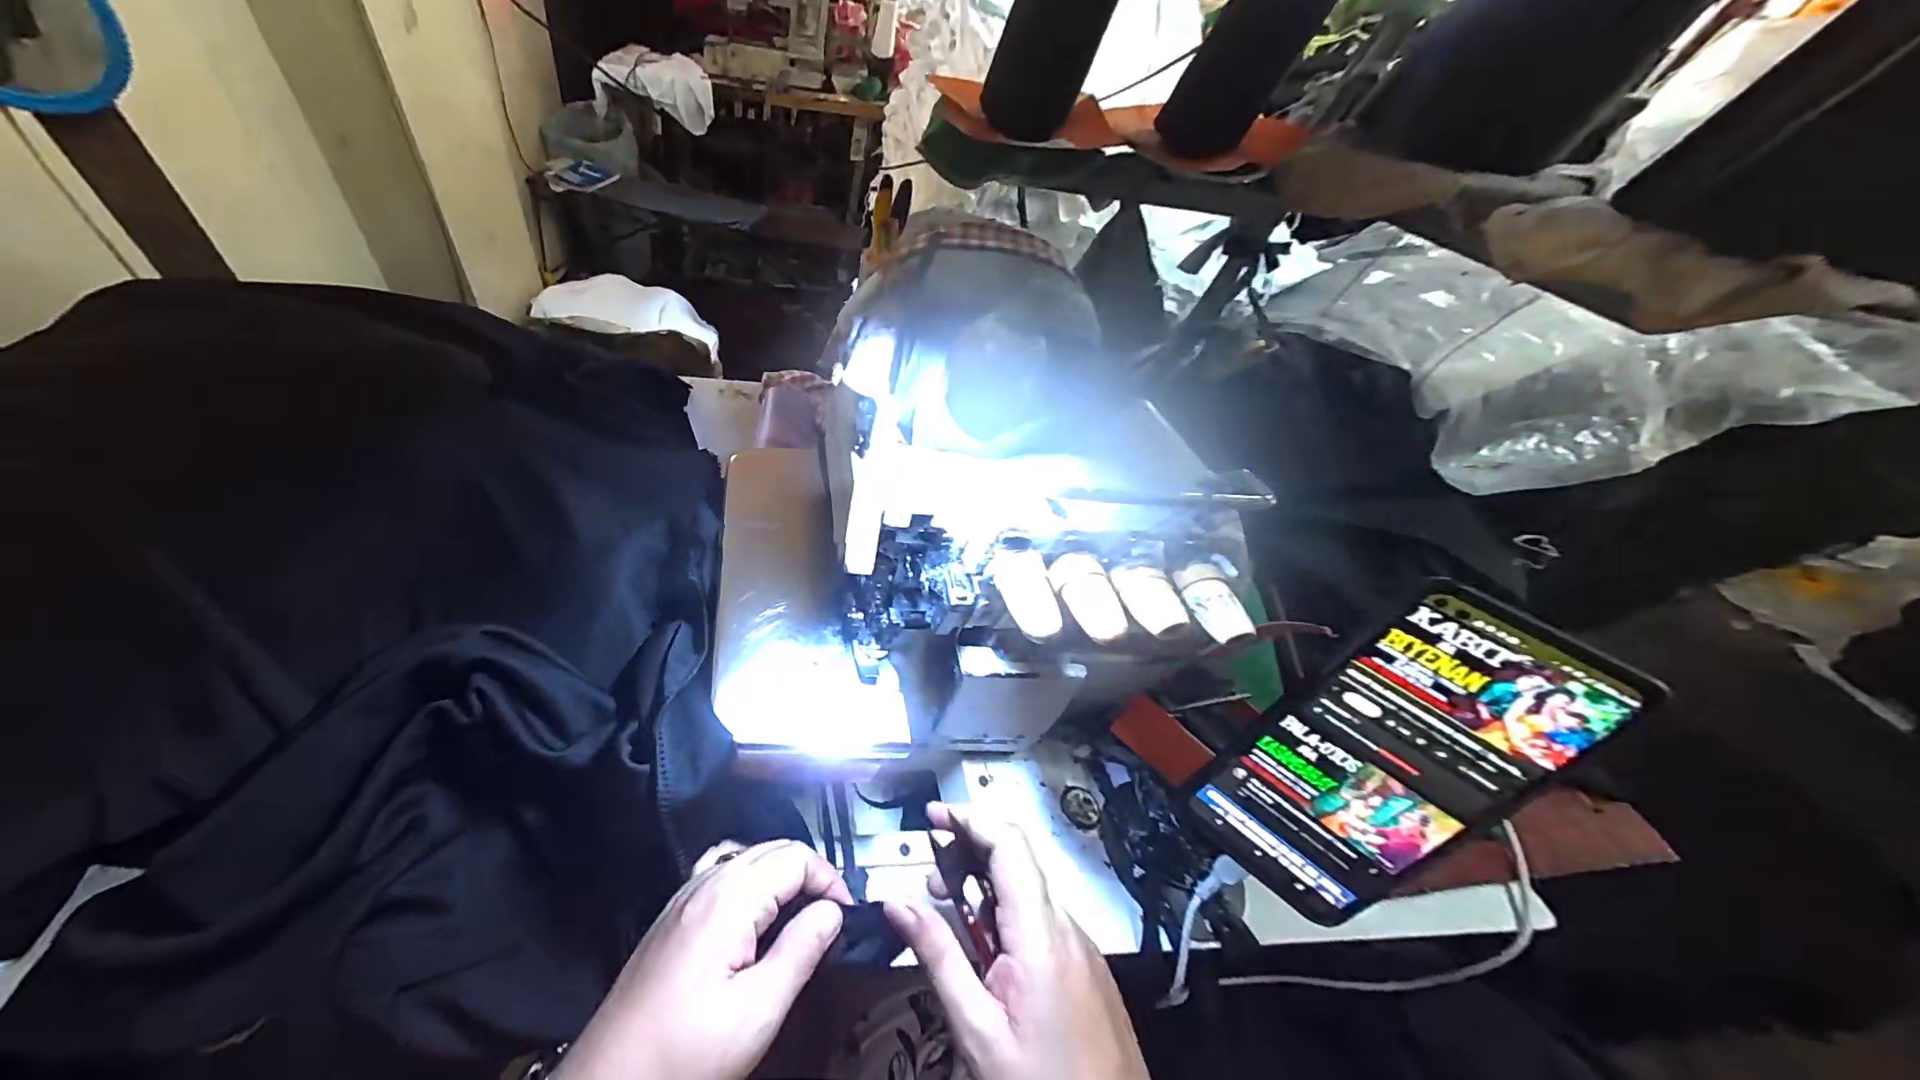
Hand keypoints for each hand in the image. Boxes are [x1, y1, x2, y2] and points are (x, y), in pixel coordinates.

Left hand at [558, 839, 852, 1079]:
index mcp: (729, 898)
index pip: (796, 857)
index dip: (830, 879)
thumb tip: (833, 912)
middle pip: (774, 850)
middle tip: (830, 917)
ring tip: (801, 916)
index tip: (844, 917)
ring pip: (749, 858)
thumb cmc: (682, 1055)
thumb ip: (801, 950)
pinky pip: (723, 875)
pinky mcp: (672, 918)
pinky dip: (753, 883)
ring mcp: (683, 898)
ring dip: (783, 877)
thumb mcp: (757, 1011)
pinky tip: (756, 918)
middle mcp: (705, 884)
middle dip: (810, 874)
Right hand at [884, 803, 1149, 1079]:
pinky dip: (1005, 911)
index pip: (1008, 844)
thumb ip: (938, 957)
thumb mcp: (977, 1029)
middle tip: (929, 873)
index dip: (969, 818)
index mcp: (1041, 933)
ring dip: (984, 885)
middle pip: (1017, 860)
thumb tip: (900, 905)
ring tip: (946, 904)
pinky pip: (1039, 915)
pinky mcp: (1082, 961)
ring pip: (1026, 888)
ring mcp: (1078, 943)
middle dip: (968, 852)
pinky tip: (983, 941)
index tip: (934, 815)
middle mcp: (1066, 926)